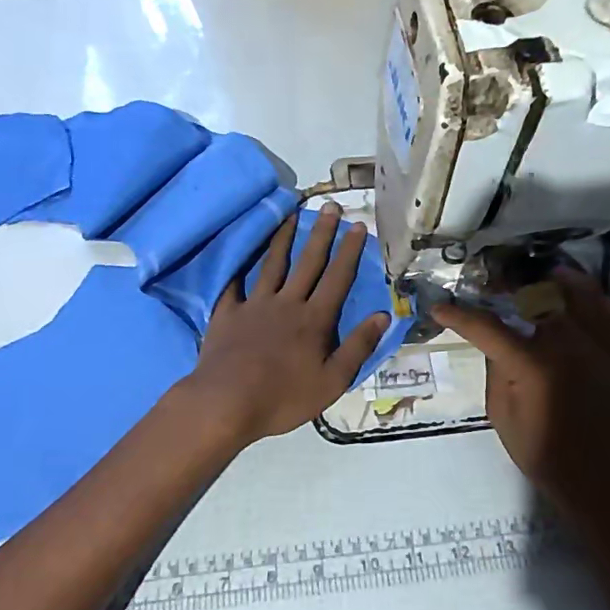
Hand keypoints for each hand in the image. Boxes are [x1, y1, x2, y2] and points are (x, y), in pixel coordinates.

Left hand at [181, 203, 389, 445]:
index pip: (337, 278)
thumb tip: (383, 315)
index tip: (357, 225)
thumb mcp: (332, 381)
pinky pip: (233, 285)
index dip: (349, 251)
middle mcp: (287, 303)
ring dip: (283, 239)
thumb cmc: (283, 397)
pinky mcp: (227, 313)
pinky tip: (240, 255)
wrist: (226, 403)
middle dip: (321, 233)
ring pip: (272, 265)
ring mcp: (254, 305)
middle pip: (308, 262)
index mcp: (314, 319)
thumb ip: (358, 347)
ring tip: (290, 216)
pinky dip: (238, 268)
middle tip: (329, 206)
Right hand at [432, 267, 609, 513]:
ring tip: (536, 282)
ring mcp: (595, 345)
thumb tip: (495, 341)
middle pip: (537, 294)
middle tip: (490, 290)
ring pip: (579, 293)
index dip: (459, 316)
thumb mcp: (500, 411)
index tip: (440, 308)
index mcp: (533, 364)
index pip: (488, 327)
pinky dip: (595, 302)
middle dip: (509, 286)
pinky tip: (578, 302)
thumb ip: (497, 368)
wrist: (592, 474)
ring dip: (554, 282)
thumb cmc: (538, 449)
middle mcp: (567, 345)